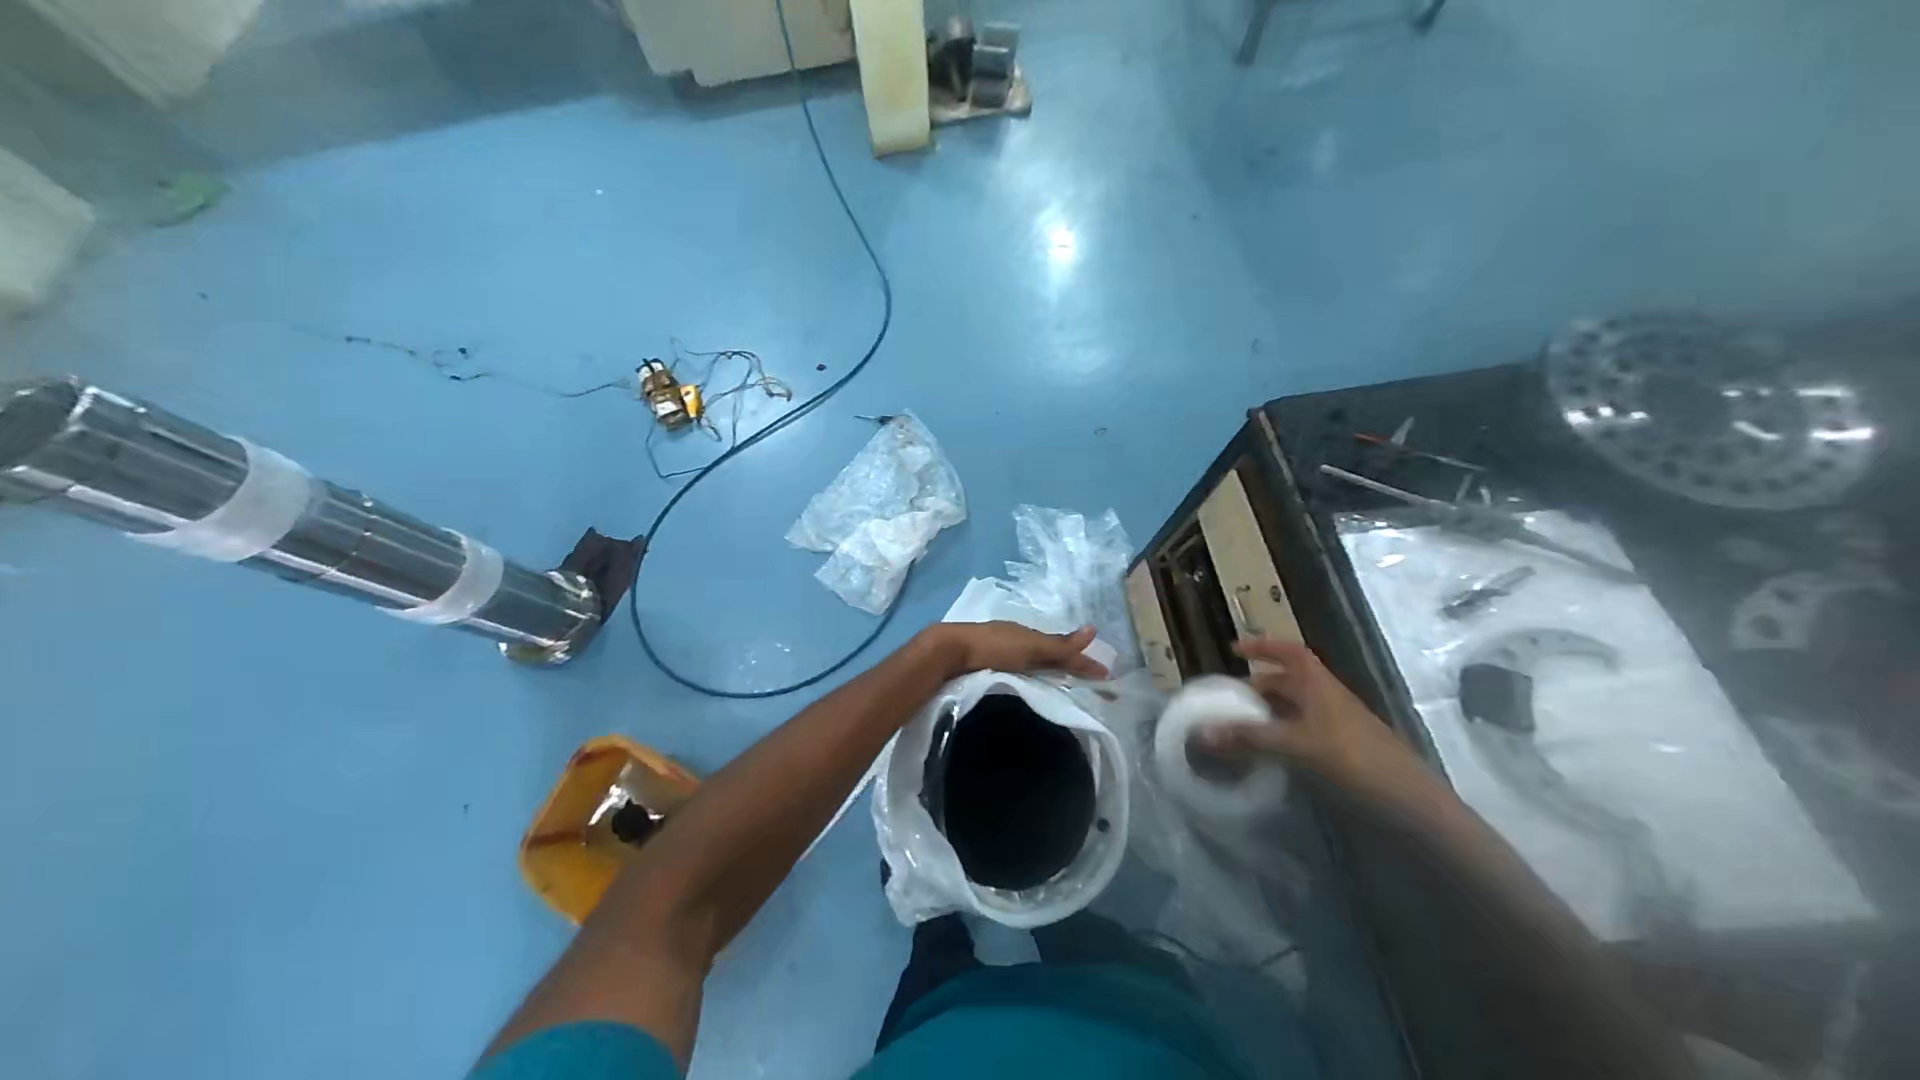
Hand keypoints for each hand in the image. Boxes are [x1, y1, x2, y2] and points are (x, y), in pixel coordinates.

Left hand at [923, 622, 1109, 679]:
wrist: (949, 652)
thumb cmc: (993, 646)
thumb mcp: (1030, 646)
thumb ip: (1060, 646)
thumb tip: (1094, 630)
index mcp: (1028, 635)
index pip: (1063, 650)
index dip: (1084, 664)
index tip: (1106, 680)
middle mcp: (1016, 643)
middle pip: (1049, 657)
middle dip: (1070, 668)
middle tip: (1092, 688)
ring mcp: (999, 656)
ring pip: (1033, 666)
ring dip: (1051, 674)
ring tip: (1068, 691)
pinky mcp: (985, 668)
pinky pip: (1018, 673)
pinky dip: (1032, 679)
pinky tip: (1032, 688)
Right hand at [1195, 638, 1429, 807]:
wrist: (1410, 801)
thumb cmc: (1355, 759)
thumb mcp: (1296, 745)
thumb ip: (1249, 738)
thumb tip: (1201, 732)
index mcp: (1320, 685)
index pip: (1290, 652)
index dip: (1263, 646)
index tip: (1234, 649)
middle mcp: (1328, 698)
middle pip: (1289, 681)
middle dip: (1258, 686)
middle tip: (1229, 699)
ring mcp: (1336, 724)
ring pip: (1295, 708)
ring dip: (1268, 712)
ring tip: (1240, 724)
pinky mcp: (1341, 749)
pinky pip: (1302, 731)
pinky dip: (1280, 734)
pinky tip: (1267, 751)